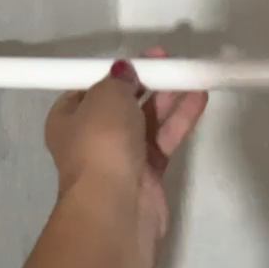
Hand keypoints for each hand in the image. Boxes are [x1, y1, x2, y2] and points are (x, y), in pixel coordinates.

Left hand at [45, 48, 206, 237]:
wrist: (115, 209)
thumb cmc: (101, 144)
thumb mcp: (106, 97)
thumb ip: (120, 79)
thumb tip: (124, 70)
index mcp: (69, 118)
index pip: (92, 87)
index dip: (117, 70)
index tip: (140, 58)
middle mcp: (92, 137)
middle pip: (123, 101)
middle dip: (147, 80)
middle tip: (170, 61)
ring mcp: (121, 156)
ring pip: (147, 118)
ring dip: (168, 95)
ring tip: (191, 73)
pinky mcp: (147, 172)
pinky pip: (164, 137)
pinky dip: (180, 117)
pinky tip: (199, 97)